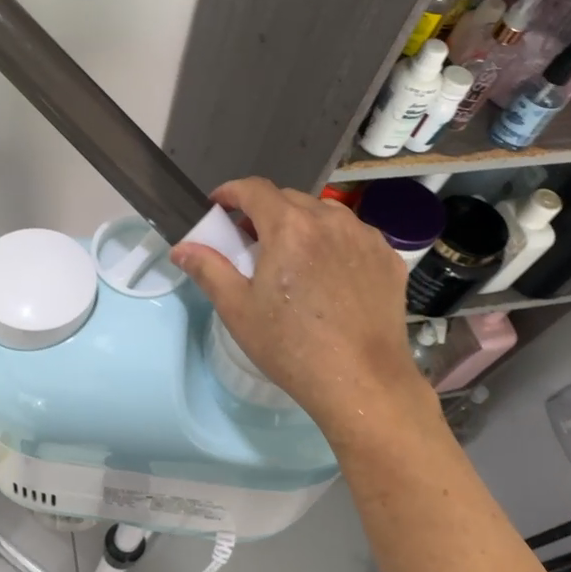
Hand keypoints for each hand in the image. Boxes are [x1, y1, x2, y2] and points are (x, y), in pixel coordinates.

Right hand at [170, 177, 431, 431]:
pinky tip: (327, 279)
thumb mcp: (238, 311)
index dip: (231, 193)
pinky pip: (353, 238)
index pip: (255, 189)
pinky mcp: (388, 259)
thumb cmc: (291, 347)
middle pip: (290, 200)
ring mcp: (365, 238)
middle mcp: (331, 220)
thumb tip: (182, 249)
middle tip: (249, 243)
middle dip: (265, 213)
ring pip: (325, 216)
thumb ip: (208, 270)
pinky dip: (333, 246)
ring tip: (291, 260)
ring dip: (301, 226)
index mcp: (289, 227)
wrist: (360, 382)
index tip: (218, 206)